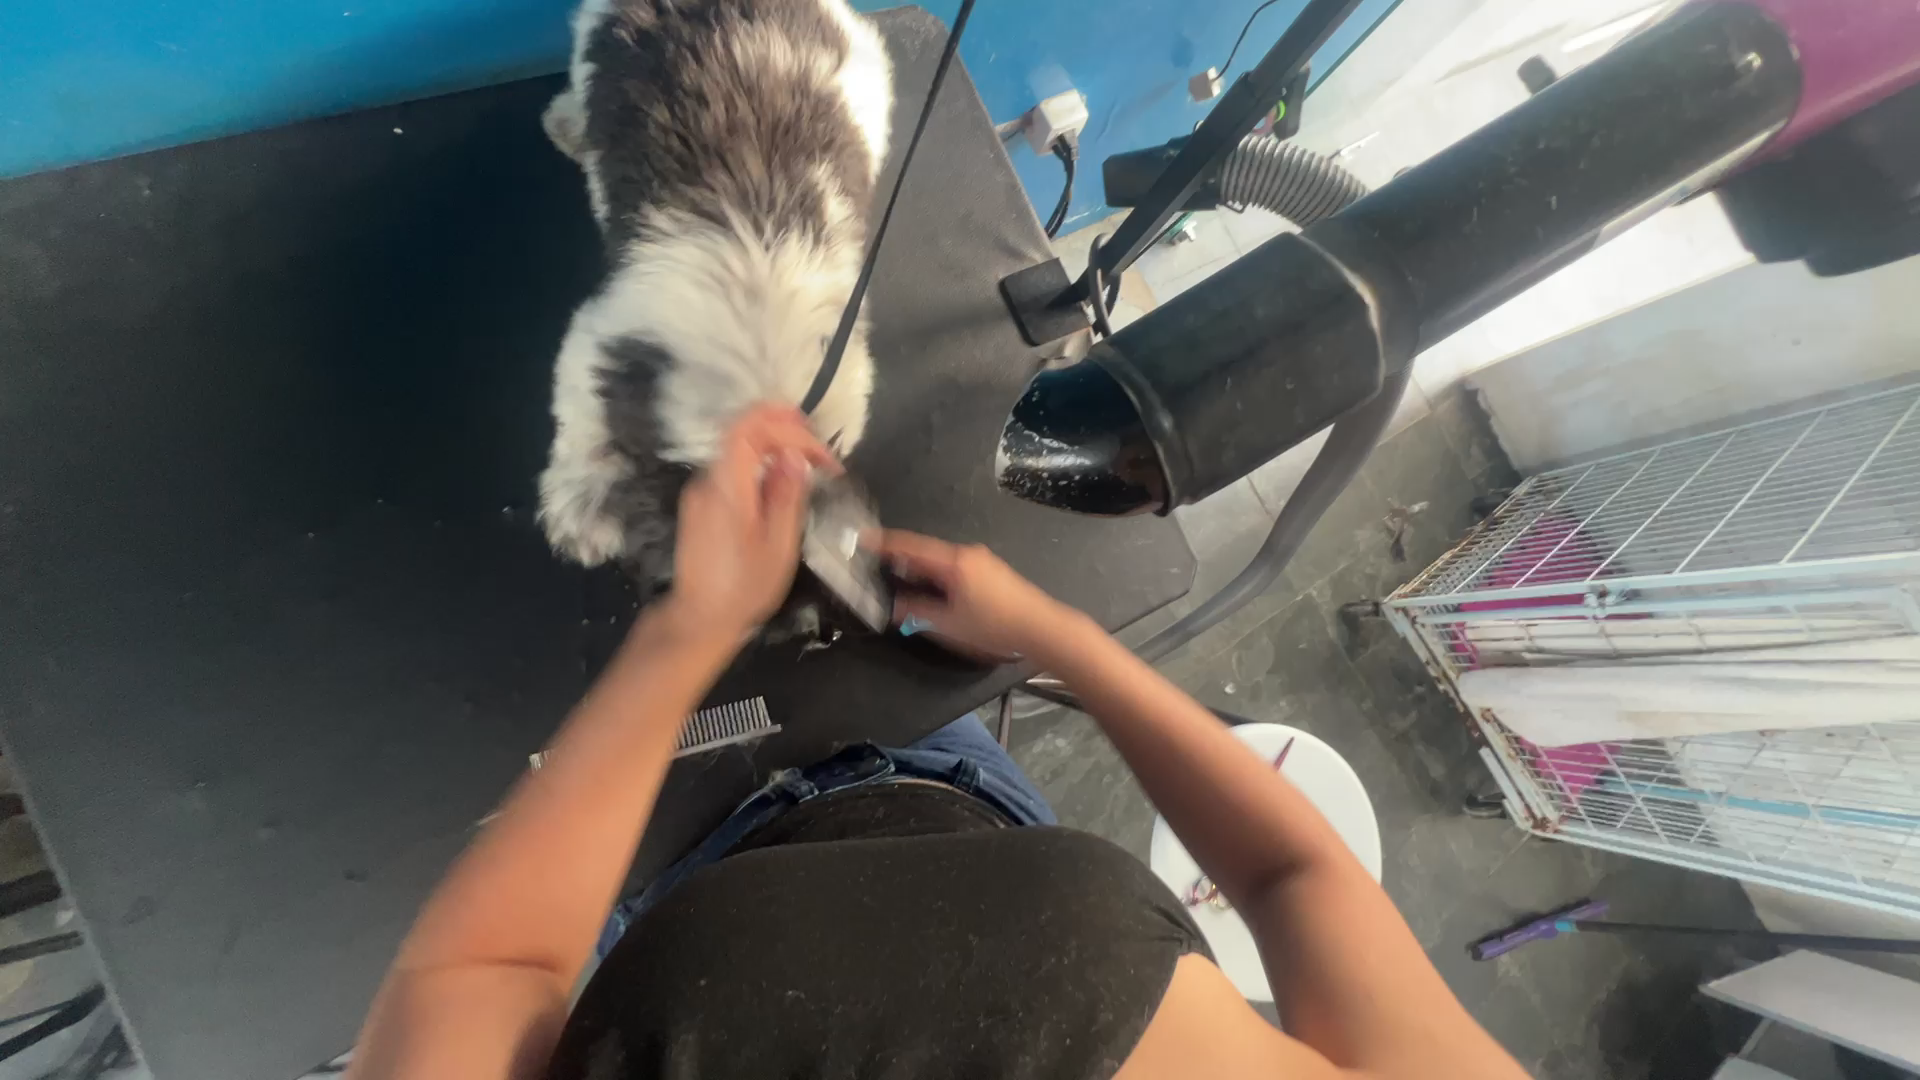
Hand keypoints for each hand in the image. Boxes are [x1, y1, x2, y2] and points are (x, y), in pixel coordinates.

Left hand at [661, 405, 839, 641]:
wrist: (699, 618)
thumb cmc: (744, 588)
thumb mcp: (778, 546)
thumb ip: (787, 496)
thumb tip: (795, 457)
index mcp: (727, 488)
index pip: (750, 429)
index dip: (788, 429)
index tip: (822, 457)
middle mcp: (708, 481)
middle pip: (742, 431)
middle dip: (783, 428)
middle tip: (819, 446)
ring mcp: (701, 492)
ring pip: (739, 450)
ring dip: (776, 447)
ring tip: (810, 467)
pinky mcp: (703, 505)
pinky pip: (735, 470)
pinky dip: (763, 465)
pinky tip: (784, 485)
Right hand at [869, 530, 1078, 660]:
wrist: (1042, 629)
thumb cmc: (993, 626)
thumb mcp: (947, 624)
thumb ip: (916, 613)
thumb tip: (893, 606)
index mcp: (954, 561)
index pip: (911, 546)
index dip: (884, 543)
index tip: (861, 539)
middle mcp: (968, 553)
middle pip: (925, 552)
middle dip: (900, 560)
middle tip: (875, 568)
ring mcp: (982, 561)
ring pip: (941, 561)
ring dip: (920, 571)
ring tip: (900, 583)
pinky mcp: (991, 573)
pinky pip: (954, 568)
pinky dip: (937, 576)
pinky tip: (932, 591)